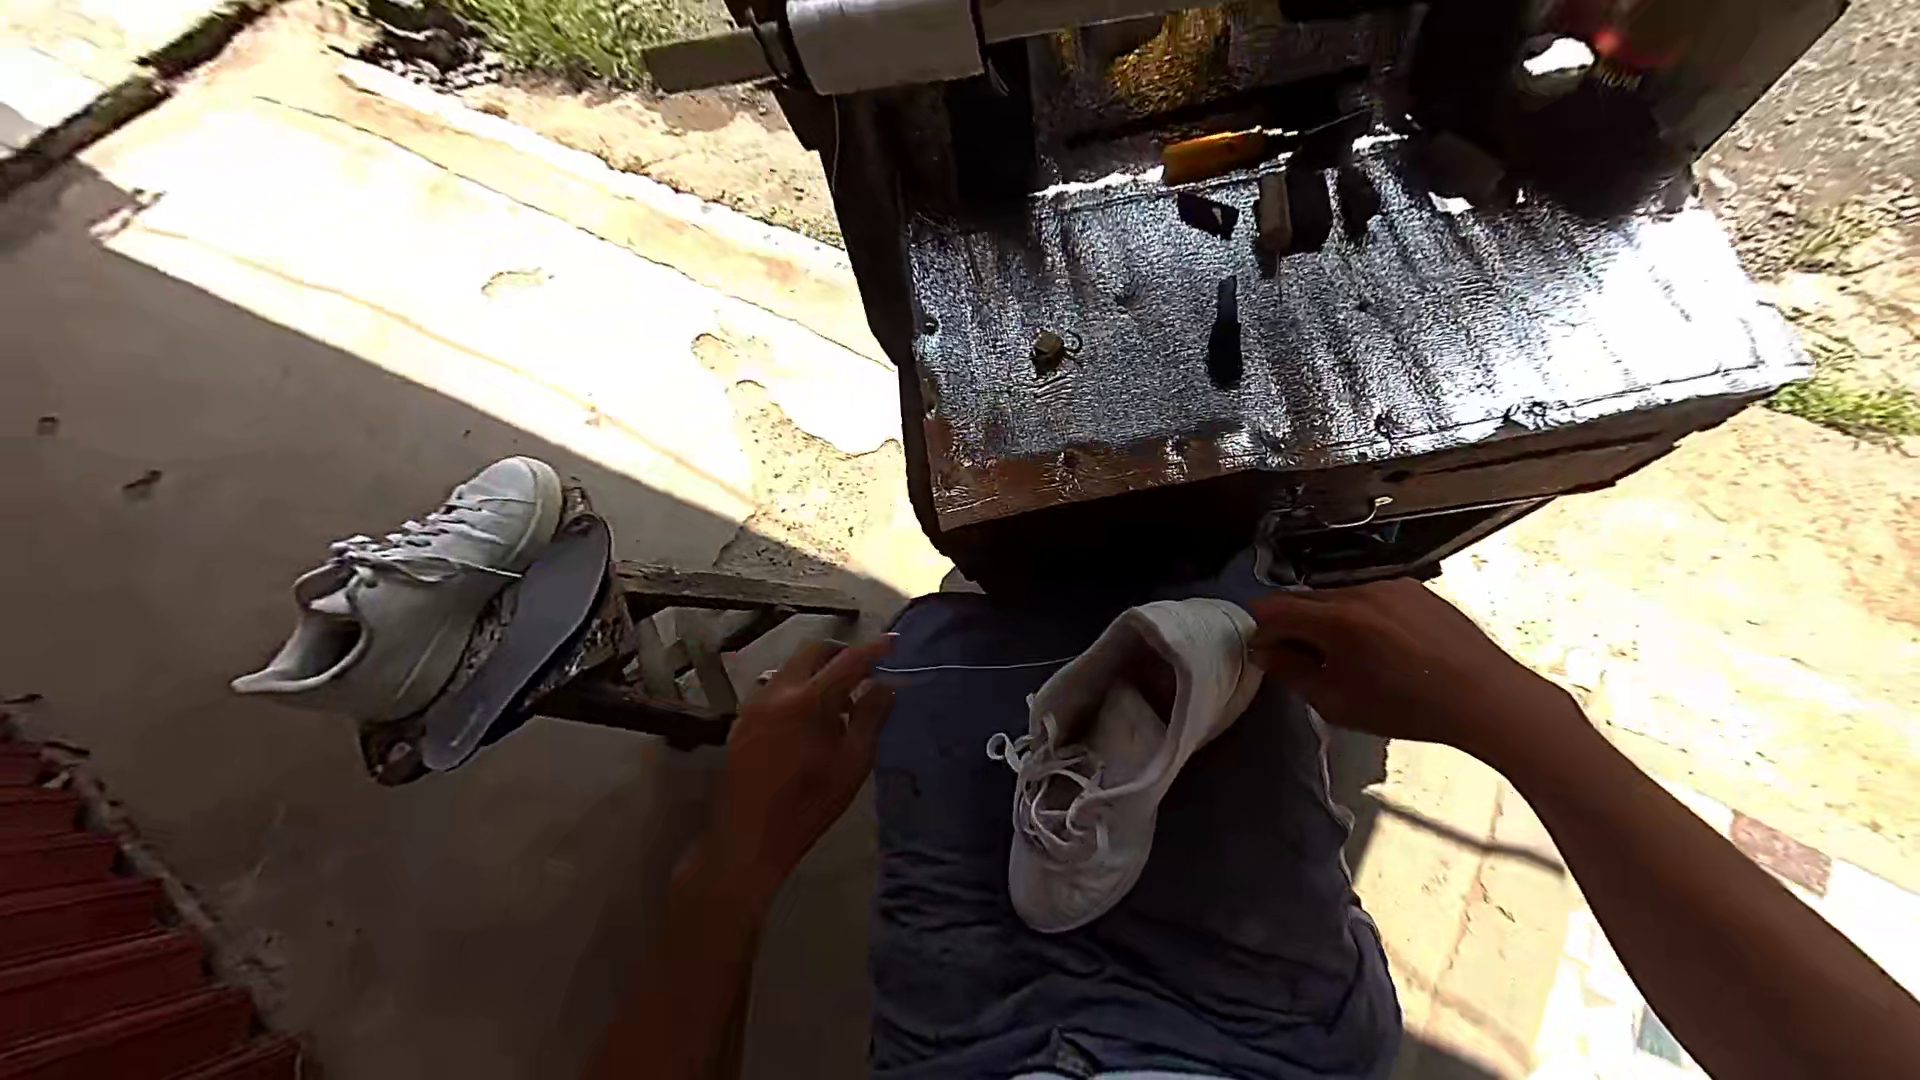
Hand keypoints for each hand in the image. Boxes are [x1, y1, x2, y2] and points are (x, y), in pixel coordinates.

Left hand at [707, 637, 896, 892]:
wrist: (748, 839)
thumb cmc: (809, 805)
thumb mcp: (853, 763)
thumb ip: (871, 718)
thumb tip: (886, 686)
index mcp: (807, 702)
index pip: (847, 662)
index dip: (873, 649)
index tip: (893, 642)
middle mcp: (776, 692)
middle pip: (813, 651)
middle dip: (842, 654)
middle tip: (866, 672)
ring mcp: (754, 704)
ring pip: (793, 667)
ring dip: (820, 673)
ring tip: (841, 705)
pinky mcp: (743, 719)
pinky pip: (777, 688)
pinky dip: (801, 690)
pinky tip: (812, 722)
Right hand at [1248, 579, 1583, 764]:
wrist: (1489, 699)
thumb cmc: (1410, 709)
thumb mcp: (1337, 703)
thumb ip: (1290, 673)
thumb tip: (1265, 653)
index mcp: (1335, 619)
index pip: (1271, 609)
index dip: (1259, 629)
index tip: (1264, 650)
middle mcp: (1357, 591)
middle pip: (1301, 599)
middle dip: (1293, 626)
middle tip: (1303, 657)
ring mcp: (1387, 585)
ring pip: (1334, 597)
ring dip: (1326, 619)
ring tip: (1348, 653)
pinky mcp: (1411, 587)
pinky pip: (1366, 595)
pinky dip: (1358, 614)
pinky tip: (1379, 644)